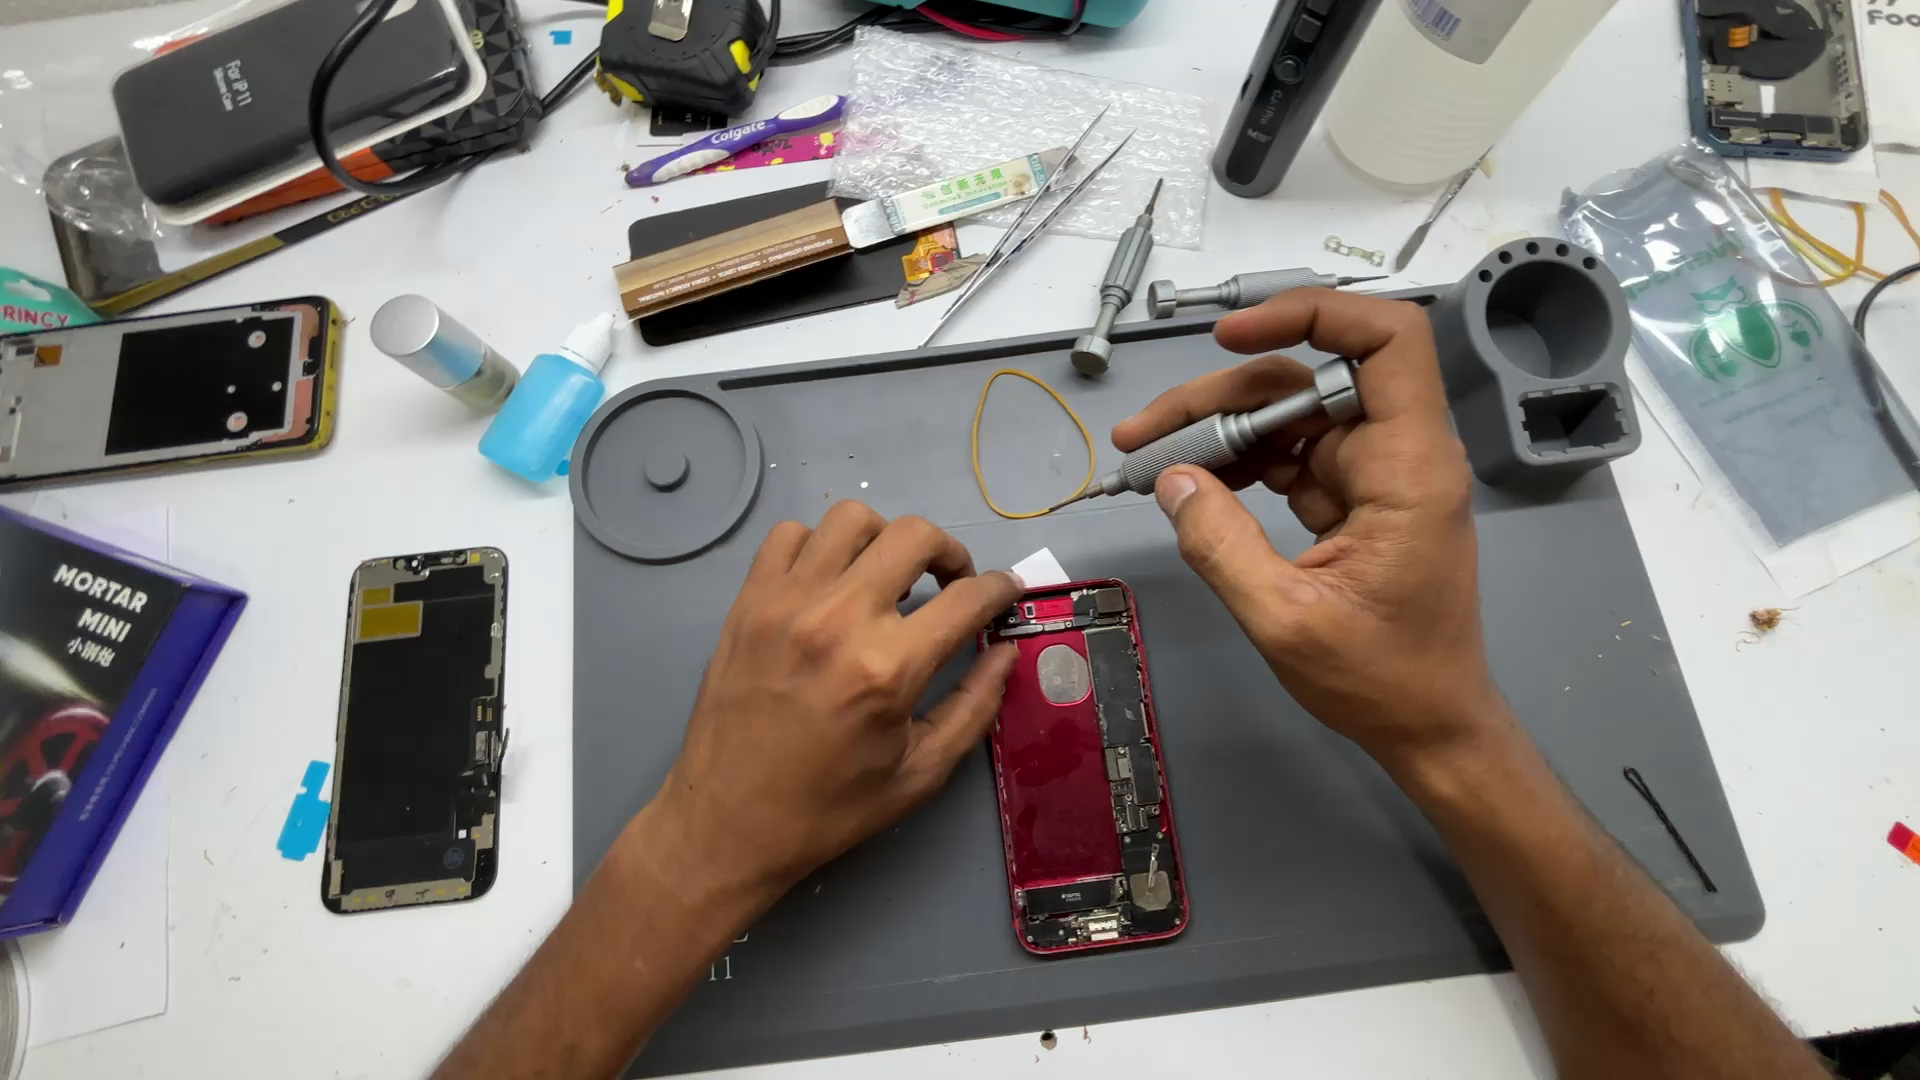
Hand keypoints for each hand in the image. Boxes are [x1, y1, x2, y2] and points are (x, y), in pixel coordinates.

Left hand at [653, 502, 1021, 896]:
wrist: (725, 823)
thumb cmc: (830, 808)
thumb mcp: (921, 772)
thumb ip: (974, 705)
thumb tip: (1006, 650)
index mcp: (888, 668)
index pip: (966, 598)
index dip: (1000, 589)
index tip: (1005, 591)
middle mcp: (839, 618)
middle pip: (914, 535)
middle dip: (950, 552)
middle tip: (951, 583)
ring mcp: (786, 602)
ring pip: (851, 519)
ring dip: (885, 539)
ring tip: (888, 577)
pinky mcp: (748, 601)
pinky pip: (790, 535)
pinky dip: (821, 546)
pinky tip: (830, 582)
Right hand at [1112, 289, 1498, 765]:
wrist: (1428, 726)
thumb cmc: (1376, 680)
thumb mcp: (1283, 619)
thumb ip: (1220, 546)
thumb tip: (1171, 481)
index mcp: (1407, 469)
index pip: (1386, 342)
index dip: (1312, 314)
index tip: (1229, 337)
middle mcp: (1395, 456)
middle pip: (1304, 384)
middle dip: (1216, 400)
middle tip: (1140, 436)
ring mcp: (1370, 477)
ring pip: (1286, 419)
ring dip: (1215, 433)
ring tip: (1148, 462)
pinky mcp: (1348, 500)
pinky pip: (1284, 459)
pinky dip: (1234, 465)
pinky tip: (1189, 485)